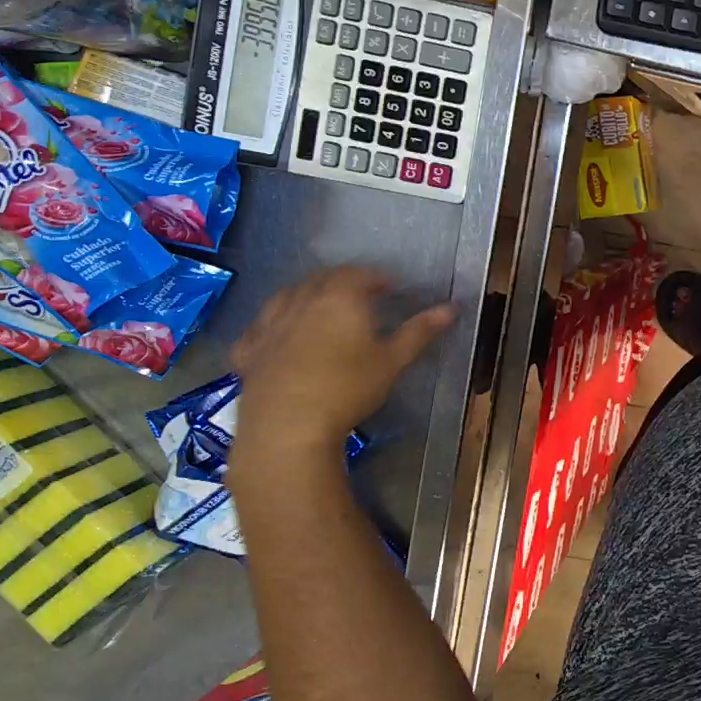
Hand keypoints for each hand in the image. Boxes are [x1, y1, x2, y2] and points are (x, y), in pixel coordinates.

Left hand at [229, 268, 456, 468]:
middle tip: (362, 296)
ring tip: (322, 309)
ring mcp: (269, 327)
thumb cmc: (348, 388)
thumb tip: (452, 307)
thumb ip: (420, 331)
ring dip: (307, 295)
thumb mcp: (393, 361)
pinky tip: (280, 335)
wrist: (288, 427)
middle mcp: (301, 303)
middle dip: (342, 281)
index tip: (391, 288)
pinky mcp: (248, 352)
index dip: (376, 277)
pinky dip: (273, 324)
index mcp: (339, 300)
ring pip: (287, 296)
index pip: (357, 274)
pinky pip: (258, 328)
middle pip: (321, 279)